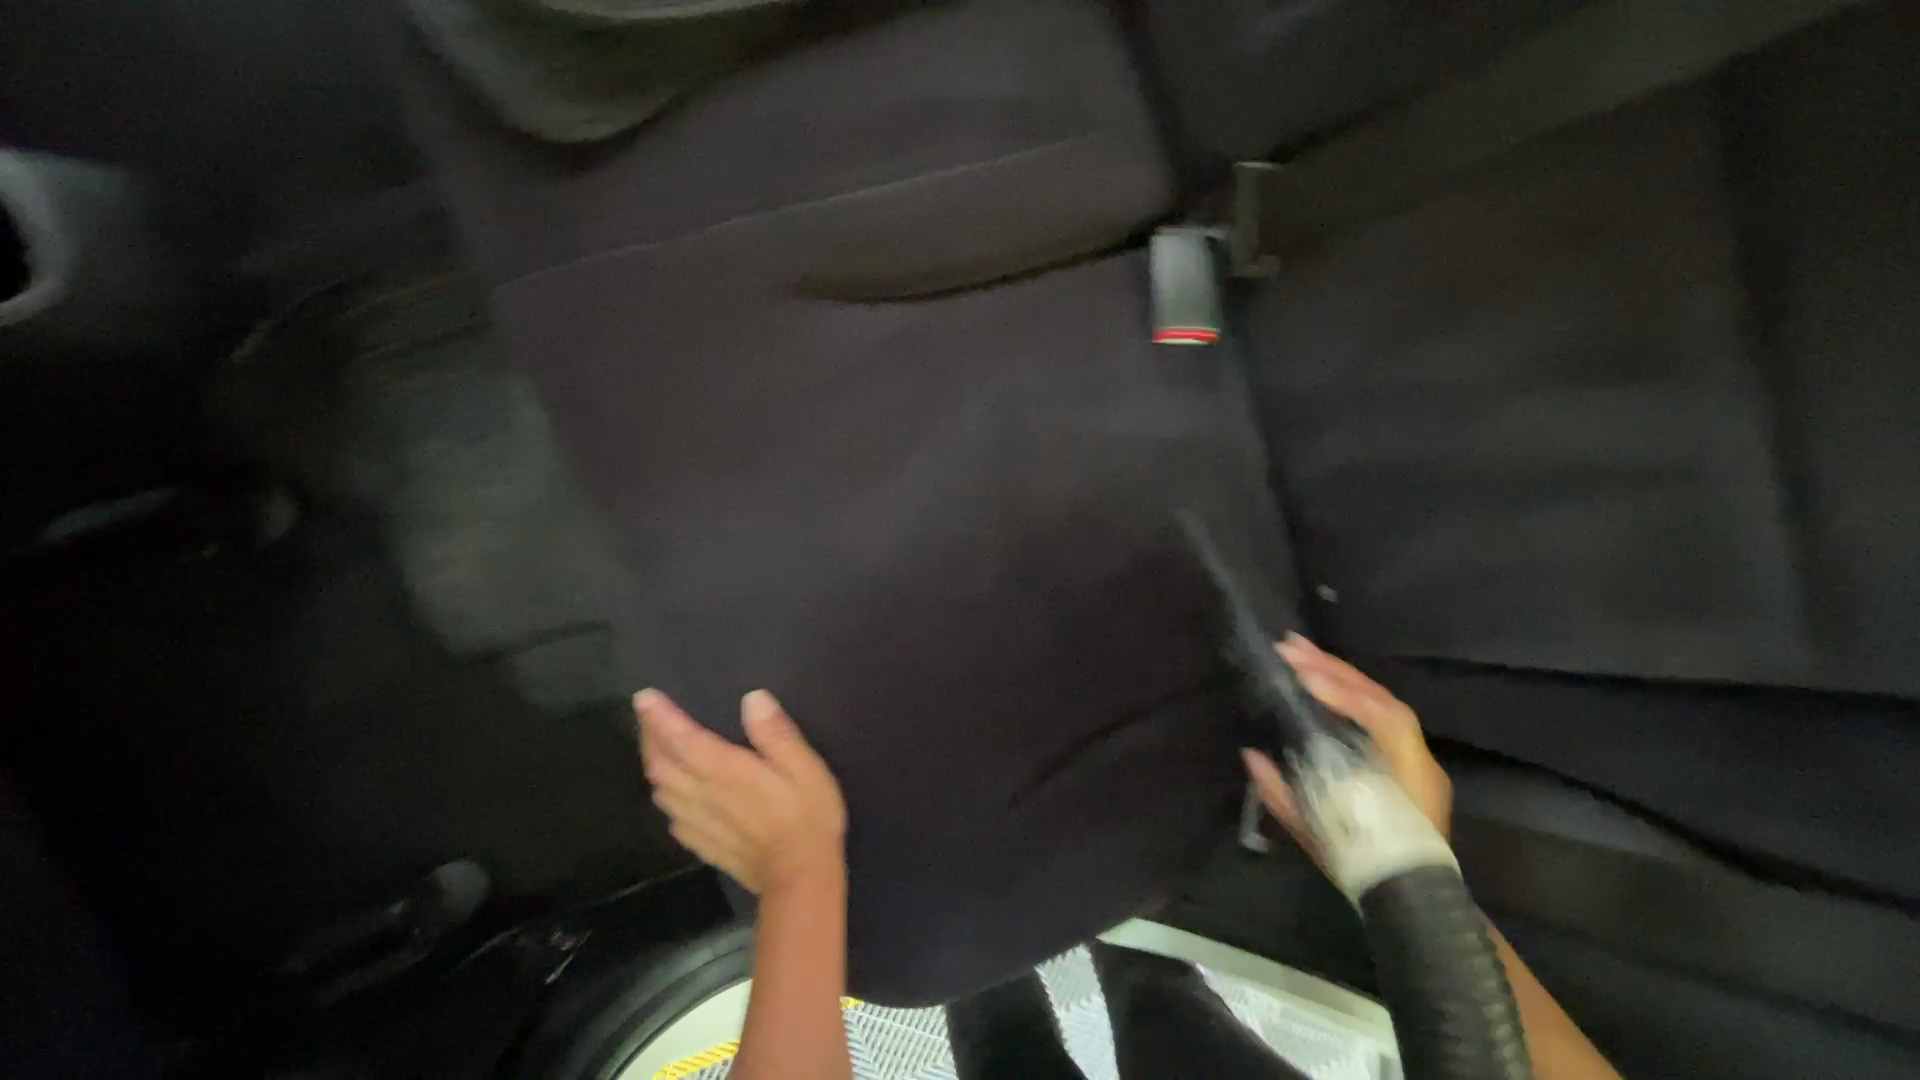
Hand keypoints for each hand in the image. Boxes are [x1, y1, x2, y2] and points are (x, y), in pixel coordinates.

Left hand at [636, 688, 847, 896]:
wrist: (801, 878)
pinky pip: (672, 817)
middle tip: (647, 719)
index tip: (643, 697)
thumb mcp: (805, 767)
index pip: (681, 738)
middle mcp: (702, 795)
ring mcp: (699, 823)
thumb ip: (776, 733)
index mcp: (724, 771)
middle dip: (649, 738)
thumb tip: (753, 699)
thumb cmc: (807, 816)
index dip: (659, 717)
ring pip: (661, 790)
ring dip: (655, 766)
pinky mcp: (703, 844)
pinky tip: (676, 794)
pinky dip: (667, 797)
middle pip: (660, 764)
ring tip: (658, 750)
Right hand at [1243, 634, 1452, 860]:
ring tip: (1302, 652)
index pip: (1384, 720)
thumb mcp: (1318, 835)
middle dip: (1334, 669)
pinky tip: (1324, 680)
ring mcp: (1417, 758)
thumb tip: (1250, 755)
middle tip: (1291, 646)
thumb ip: (1284, 795)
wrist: (1414, 901)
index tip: (1306, 677)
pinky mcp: (1408, 760)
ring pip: (1381, 702)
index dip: (1346, 693)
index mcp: (1406, 776)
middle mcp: (1418, 759)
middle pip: (1381, 699)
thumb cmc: (1365, 867)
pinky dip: (1351, 692)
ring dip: (1341, 674)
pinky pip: (1380, 715)